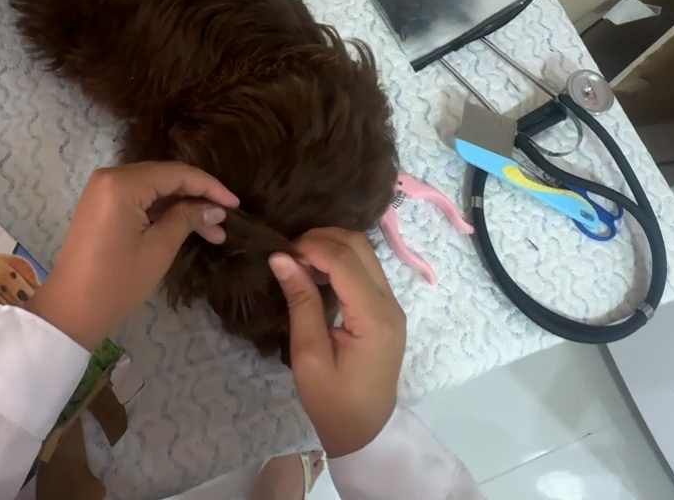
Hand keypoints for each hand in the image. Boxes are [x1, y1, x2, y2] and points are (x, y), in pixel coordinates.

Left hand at [28, 162, 238, 347]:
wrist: (69, 313)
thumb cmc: (115, 283)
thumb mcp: (158, 250)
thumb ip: (186, 219)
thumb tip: (215, 207)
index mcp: (122, 183)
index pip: (176, 173)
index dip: (209, 186)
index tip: (235, 204)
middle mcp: (110, 177)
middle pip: (165, 177)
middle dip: (197, 197)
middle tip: (225, 220)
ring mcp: (103, 190)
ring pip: (154, 189)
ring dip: (182, 206)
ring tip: (213, 232)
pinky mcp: (101, 205)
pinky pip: (139, 199)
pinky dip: (162, 211)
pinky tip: (186, 227)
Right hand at [271, 228, 406, 457]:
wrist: (366, 434)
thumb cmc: (333, 403)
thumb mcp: (308, 357)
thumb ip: (300, 302)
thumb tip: (281, 258)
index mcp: (374, 318)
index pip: (344, 260)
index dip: (311, 247)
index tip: (281, 254)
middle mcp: (390, 304)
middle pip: (359, 245)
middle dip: (321, 239)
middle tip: (290, 254)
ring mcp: (392, 304)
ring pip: (364, 251)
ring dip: (331, 246)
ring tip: (300, 261)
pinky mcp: (387, 308)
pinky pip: (365, 267)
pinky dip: (340, 259)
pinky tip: (317, 272)